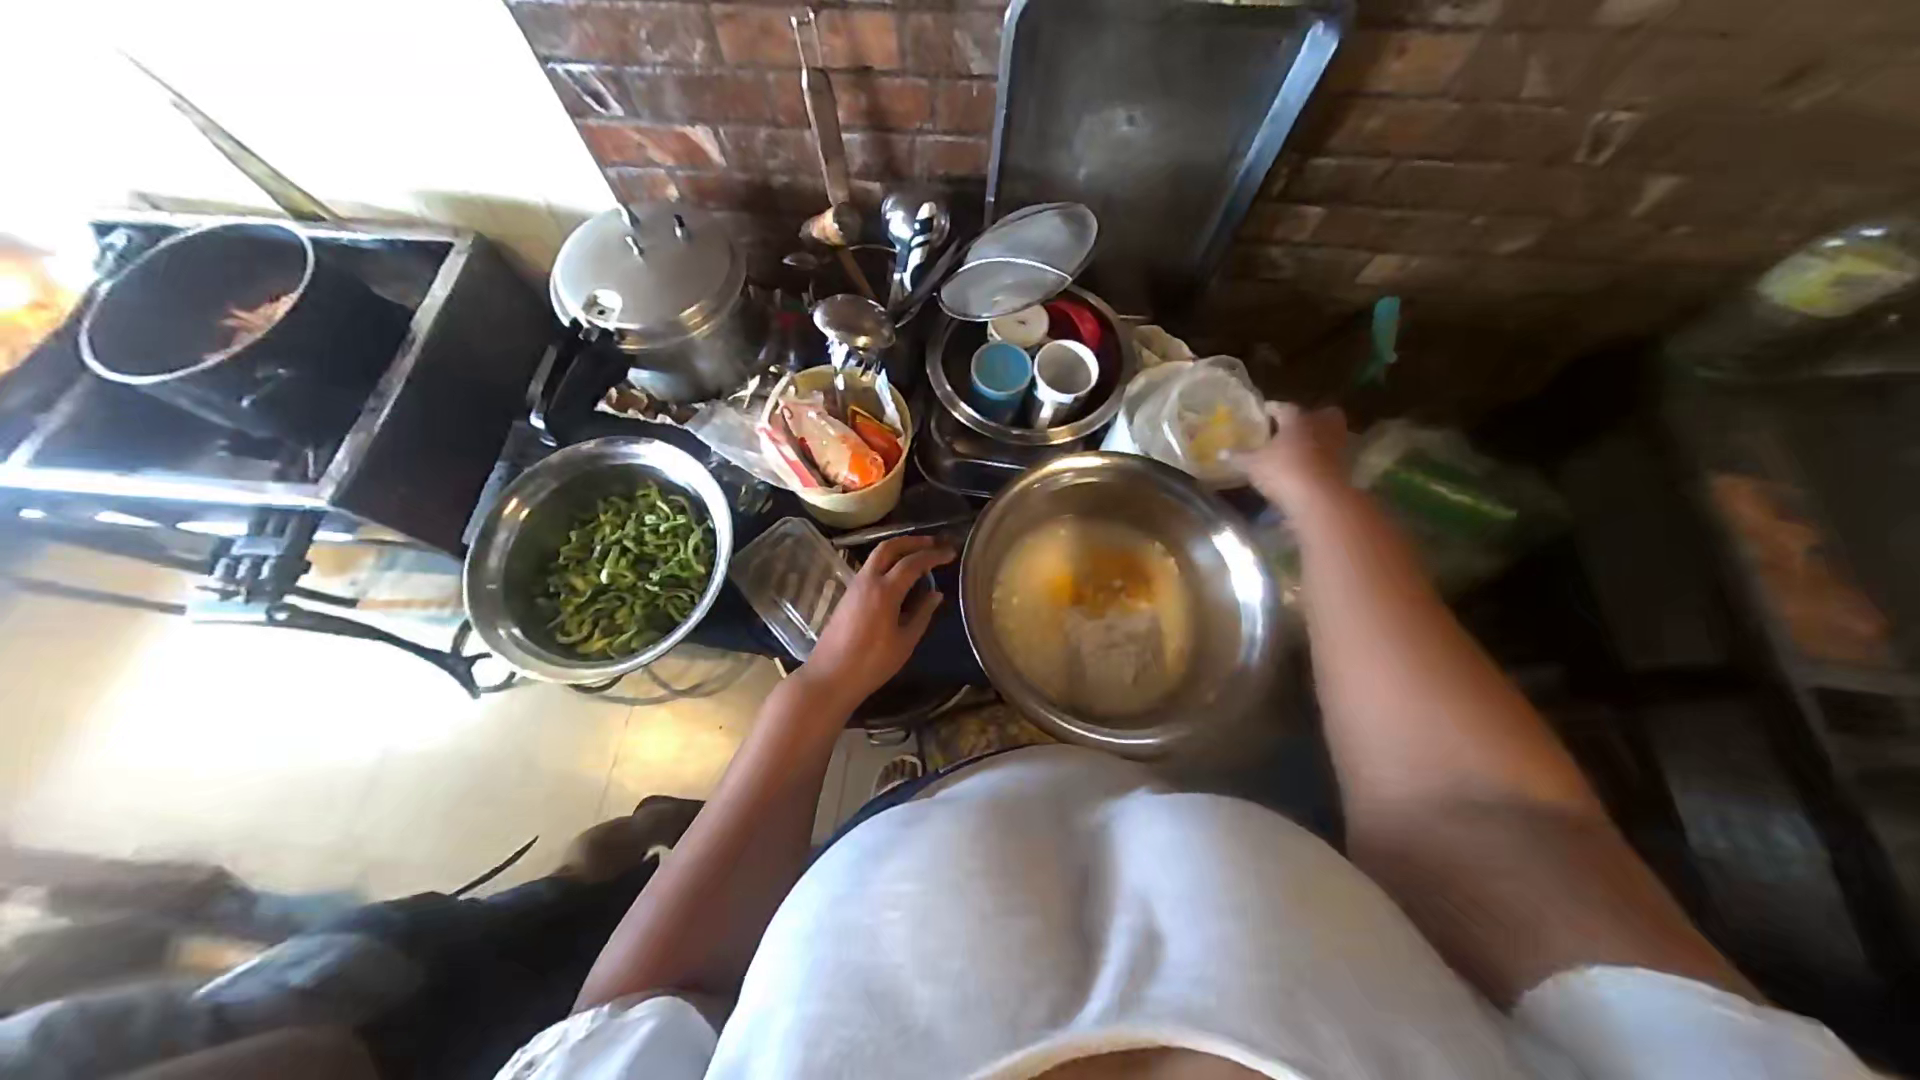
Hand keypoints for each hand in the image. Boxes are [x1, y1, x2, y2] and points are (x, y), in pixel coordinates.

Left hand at [800, 535, 953, 711]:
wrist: (830, 676)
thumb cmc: (872, 663)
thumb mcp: (905, 642)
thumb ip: (922, 614)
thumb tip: (935, 593)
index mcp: (884, 591)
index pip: (912, 562)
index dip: (933, 555)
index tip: (950, 553)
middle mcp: (867, 581)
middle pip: (889, 547)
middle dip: (912, 541)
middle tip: (933, 543)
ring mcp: (854, 586)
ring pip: (877, 556)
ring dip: (898, 550)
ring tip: (918, 555)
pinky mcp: (847, 595)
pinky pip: (870, 569)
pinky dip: (888, 563)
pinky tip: (899, 576)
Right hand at [1237, 403, 1349, 507]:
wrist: (1320, 498)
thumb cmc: (1283, 471)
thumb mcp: (1253, 465)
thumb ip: (1239, 457)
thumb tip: (1220, 452)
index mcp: (1296, 418)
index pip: (1283, 407)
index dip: (1272, 409)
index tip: (1264, 411)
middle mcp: (1320, 425)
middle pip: (1320, 414)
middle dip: (1308, 418)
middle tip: (1293, 427)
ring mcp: (1336, 444)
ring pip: (1330, 432)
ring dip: (1318, 437)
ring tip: (1300, 448)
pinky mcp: (1345, 464)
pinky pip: (1332, 454)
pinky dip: (1323, 457)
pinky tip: (1309, 466)